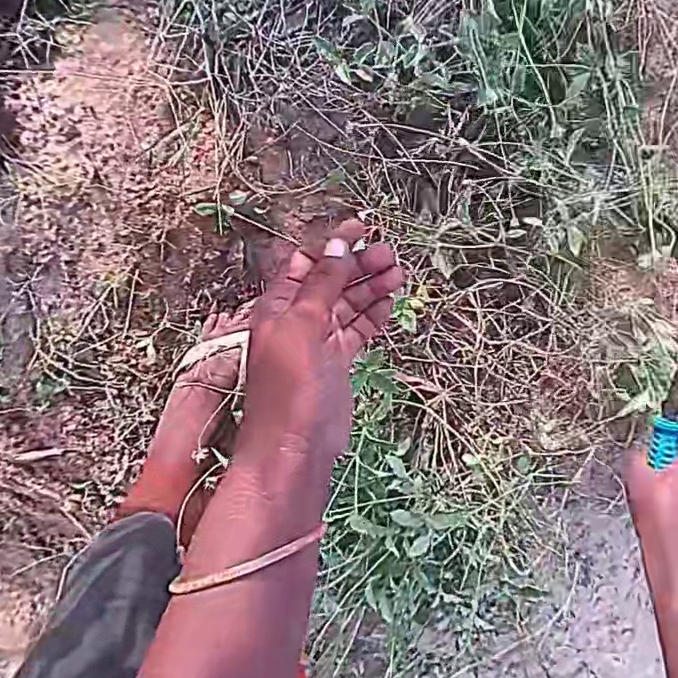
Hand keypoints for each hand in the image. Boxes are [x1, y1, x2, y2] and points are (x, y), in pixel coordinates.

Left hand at [240, 219, 403, 464]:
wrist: (294, 450)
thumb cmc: (288, 388)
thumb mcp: (303, 326)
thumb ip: (323, 283)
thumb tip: (339, 243)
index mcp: (279, 304)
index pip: (307, 261)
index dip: (332, 242)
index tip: (362, 228)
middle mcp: (299, 318)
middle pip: (332, 279)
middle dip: (359, 264)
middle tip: (389, 254)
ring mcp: (320, 339)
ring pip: (349, 302)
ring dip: (372, 286)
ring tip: (398, 274)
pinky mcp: (338, 360)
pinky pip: (358, 327)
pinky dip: (374, 314)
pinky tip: (389, 303)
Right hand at [622, 444, 677, 573]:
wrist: (674, 559)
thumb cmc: (659, 521)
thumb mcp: (637, 480)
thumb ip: (639, 458)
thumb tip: (641, 453)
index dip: (667, 438)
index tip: (654, 446)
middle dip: (665, 462)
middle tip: (649, 472)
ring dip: (670, 481)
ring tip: (652, 495)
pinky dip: (675, 498)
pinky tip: (661, 511)